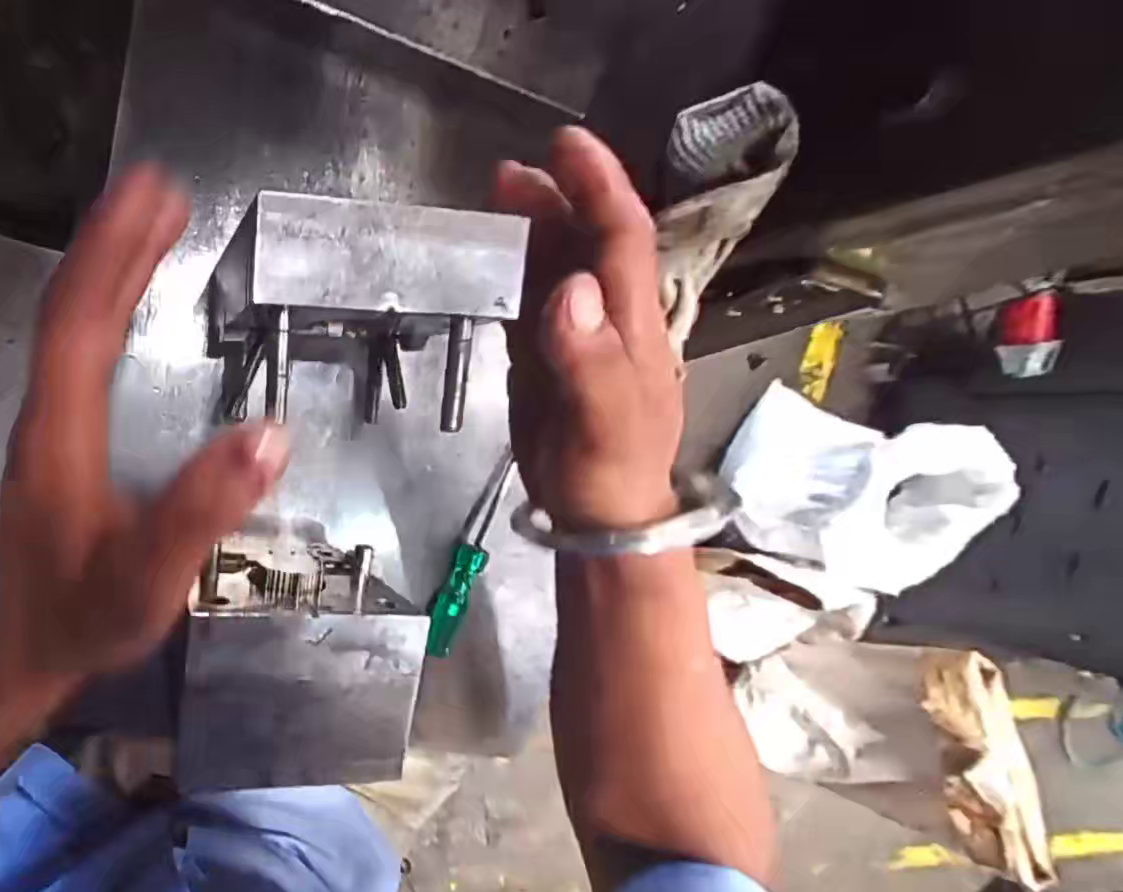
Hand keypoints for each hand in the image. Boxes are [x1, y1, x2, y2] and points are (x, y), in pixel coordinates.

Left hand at [0, 166, 290, 711]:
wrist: (29, 651)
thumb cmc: (85, 620)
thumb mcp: (147, 580)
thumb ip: (200, 513)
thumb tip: (270, 438)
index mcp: (61, 438)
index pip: (79, 326)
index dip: (113, 256)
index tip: (151, 194)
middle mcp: (44, 421)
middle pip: (71, 315)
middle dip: (112, 247)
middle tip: (158, 190)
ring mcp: (46, 433)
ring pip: (70, 334)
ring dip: (107, 275)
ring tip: (151, 230)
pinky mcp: (57, 448)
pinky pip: (78, 363)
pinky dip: (104, 318)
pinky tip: (127, 311)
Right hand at [493, 127, 681, 531]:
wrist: (598, 513)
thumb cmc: (610, 469)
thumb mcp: (606, 418)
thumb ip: (591, 357)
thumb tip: (568, 290)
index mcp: (629, 324)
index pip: (620, 238)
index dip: (597, 187)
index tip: (565, 146)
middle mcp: (605, 322)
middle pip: (584, 245)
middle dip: (554, 202)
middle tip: (508, 176)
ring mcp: (573, 344)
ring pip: (553, 274)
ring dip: (529, 235)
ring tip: (495, 206)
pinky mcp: (545, 367)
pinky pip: (528, 313)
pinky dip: (512, 284)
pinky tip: (493, 270)